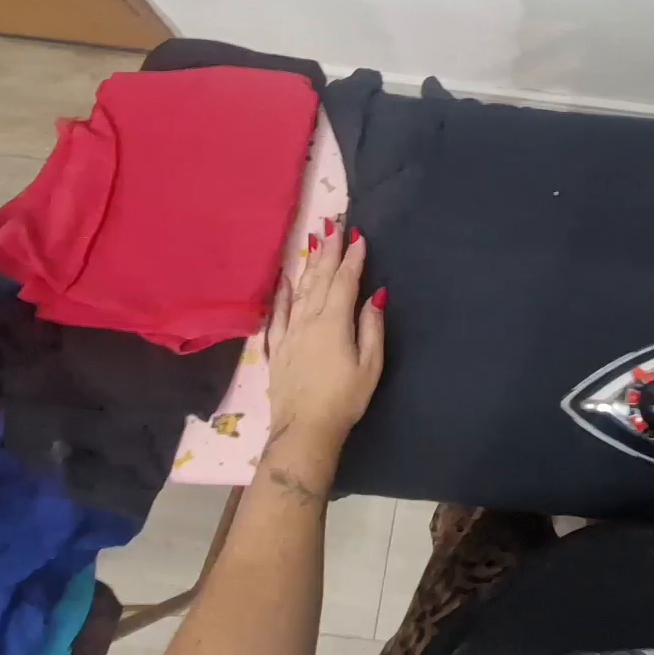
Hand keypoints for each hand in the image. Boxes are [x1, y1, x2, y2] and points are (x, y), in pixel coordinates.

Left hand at [265, 221, 385, 463]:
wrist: (304, 432)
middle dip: (328, 249)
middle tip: (333, 222)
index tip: (358, 235)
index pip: (345, 281)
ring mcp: (290, 333)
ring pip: (301, 290)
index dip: (352, 258)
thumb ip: (371, 326)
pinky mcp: (277, 348)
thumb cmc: (345, 399)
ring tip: (314, 239)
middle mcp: (309, 320)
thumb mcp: (370, 365)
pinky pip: (278, 313)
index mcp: (334, 323)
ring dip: (309, 263)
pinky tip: (284, 278)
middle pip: (320, 278)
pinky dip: (282, 293)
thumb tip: (375, 294)